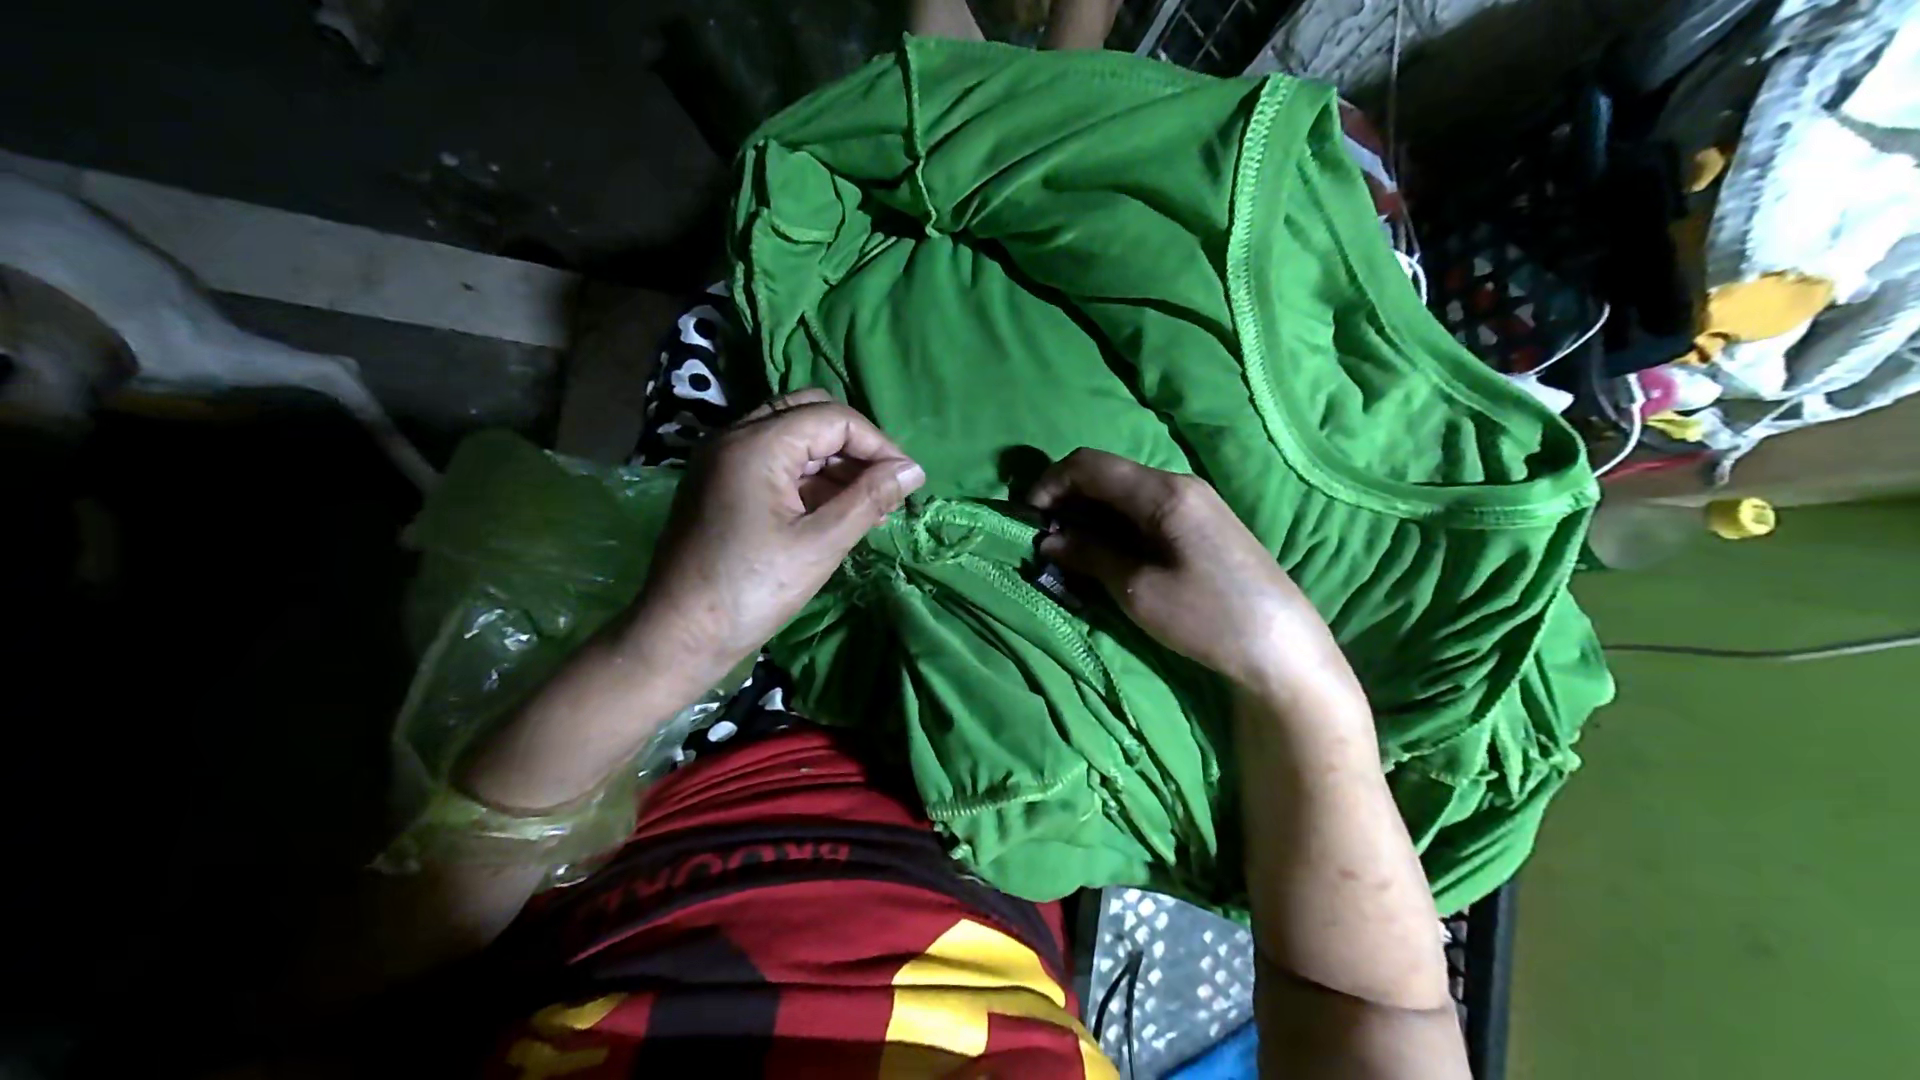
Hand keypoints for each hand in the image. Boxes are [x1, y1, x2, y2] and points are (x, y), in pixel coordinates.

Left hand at [634, 389, 924, 688]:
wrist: (678, 636)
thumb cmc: (752, 591)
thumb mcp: (820, 544)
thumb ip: (869, 499)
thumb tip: (913, 471)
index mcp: (757, 444)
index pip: (833, 418)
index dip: (878, 444)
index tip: (908, 481)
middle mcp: (735, 437)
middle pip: (810, 415)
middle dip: (855, 446)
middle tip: (885, 484)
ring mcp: (723, 460)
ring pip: (793, 438)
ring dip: (834, 462)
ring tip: (870, 504)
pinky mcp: (720, 484)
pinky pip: (774, 463)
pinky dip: (809, 478)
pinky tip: (836, 510)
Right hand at [1027, 448, 1352, 701]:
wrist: (1282, 647)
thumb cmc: (1207, 617)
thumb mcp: (1138, 589)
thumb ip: (1089, 554)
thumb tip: (1048, 539)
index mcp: (1162, 492)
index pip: (1089, 464)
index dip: (1049, 484)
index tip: (1027, 520)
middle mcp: (1178, 485)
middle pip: (1105, 475)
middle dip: (1066, 501)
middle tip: (1044, 543)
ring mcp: (1193, 503)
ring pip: (1122, 494)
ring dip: (1088, 517)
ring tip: (1070, 555)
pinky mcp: (1200, 525)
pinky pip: (1143, 512)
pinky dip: (1113, 527)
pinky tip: (1105, 557)